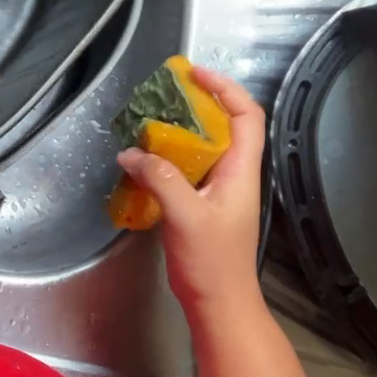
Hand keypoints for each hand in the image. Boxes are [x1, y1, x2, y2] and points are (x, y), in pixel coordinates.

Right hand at [117, 66, 266, 317]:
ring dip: (174, 129)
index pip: (245, 116)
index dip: (225, 89)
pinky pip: (180, 167)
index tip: (194, 74)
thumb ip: (161, 179)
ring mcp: (214, 189)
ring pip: (198, 146)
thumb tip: (130, 153)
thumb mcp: (187, 215)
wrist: (217, 302)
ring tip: (145, 120)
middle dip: (194, 103)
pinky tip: (139, 159)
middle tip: (162, 93)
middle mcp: (231, 174)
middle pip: (221, 125)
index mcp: (241, 171)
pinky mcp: (196, 203)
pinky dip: (161, 156)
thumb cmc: (212, 261)